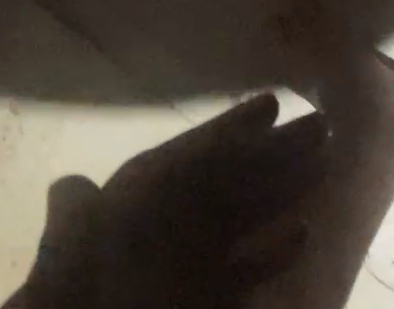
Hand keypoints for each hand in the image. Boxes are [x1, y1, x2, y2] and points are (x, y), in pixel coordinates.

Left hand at [2, 94, 327, 308]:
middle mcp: (167, 229)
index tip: (273, 104)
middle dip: (274, 151)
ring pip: (245, 215)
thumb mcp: (68, 267)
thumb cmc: (84, 300)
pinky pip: (247, 269)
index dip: (229, 130)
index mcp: (133, 209)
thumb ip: (77, 225)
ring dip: (285, 190)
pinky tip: (304, 233)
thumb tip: (66, 184)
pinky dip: (274, 253)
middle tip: (323, 124)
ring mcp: (191, 265)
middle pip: (229, 179)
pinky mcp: (210, 297)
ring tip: (326, 163)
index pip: (188, 157)